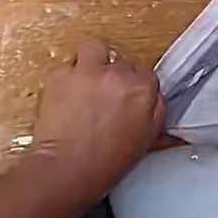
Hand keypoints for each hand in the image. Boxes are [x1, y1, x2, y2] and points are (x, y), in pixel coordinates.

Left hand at [29, 38, 165, 200]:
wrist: (69, 168)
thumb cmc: (110, 160)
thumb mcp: (149, 138)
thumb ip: (157, 110)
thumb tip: (154, 96)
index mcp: (143, 89)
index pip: (145, 72)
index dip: (136, 85)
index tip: (129, 97)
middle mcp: (118, 74)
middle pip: (121, 62)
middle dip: (115, 76)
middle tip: (107, 96)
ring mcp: (87, 72)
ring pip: (95, 49)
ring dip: (93, 61)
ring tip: (88, 81)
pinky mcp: (60, 76)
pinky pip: (67, 67)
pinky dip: (67, 79)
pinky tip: (67, 97)